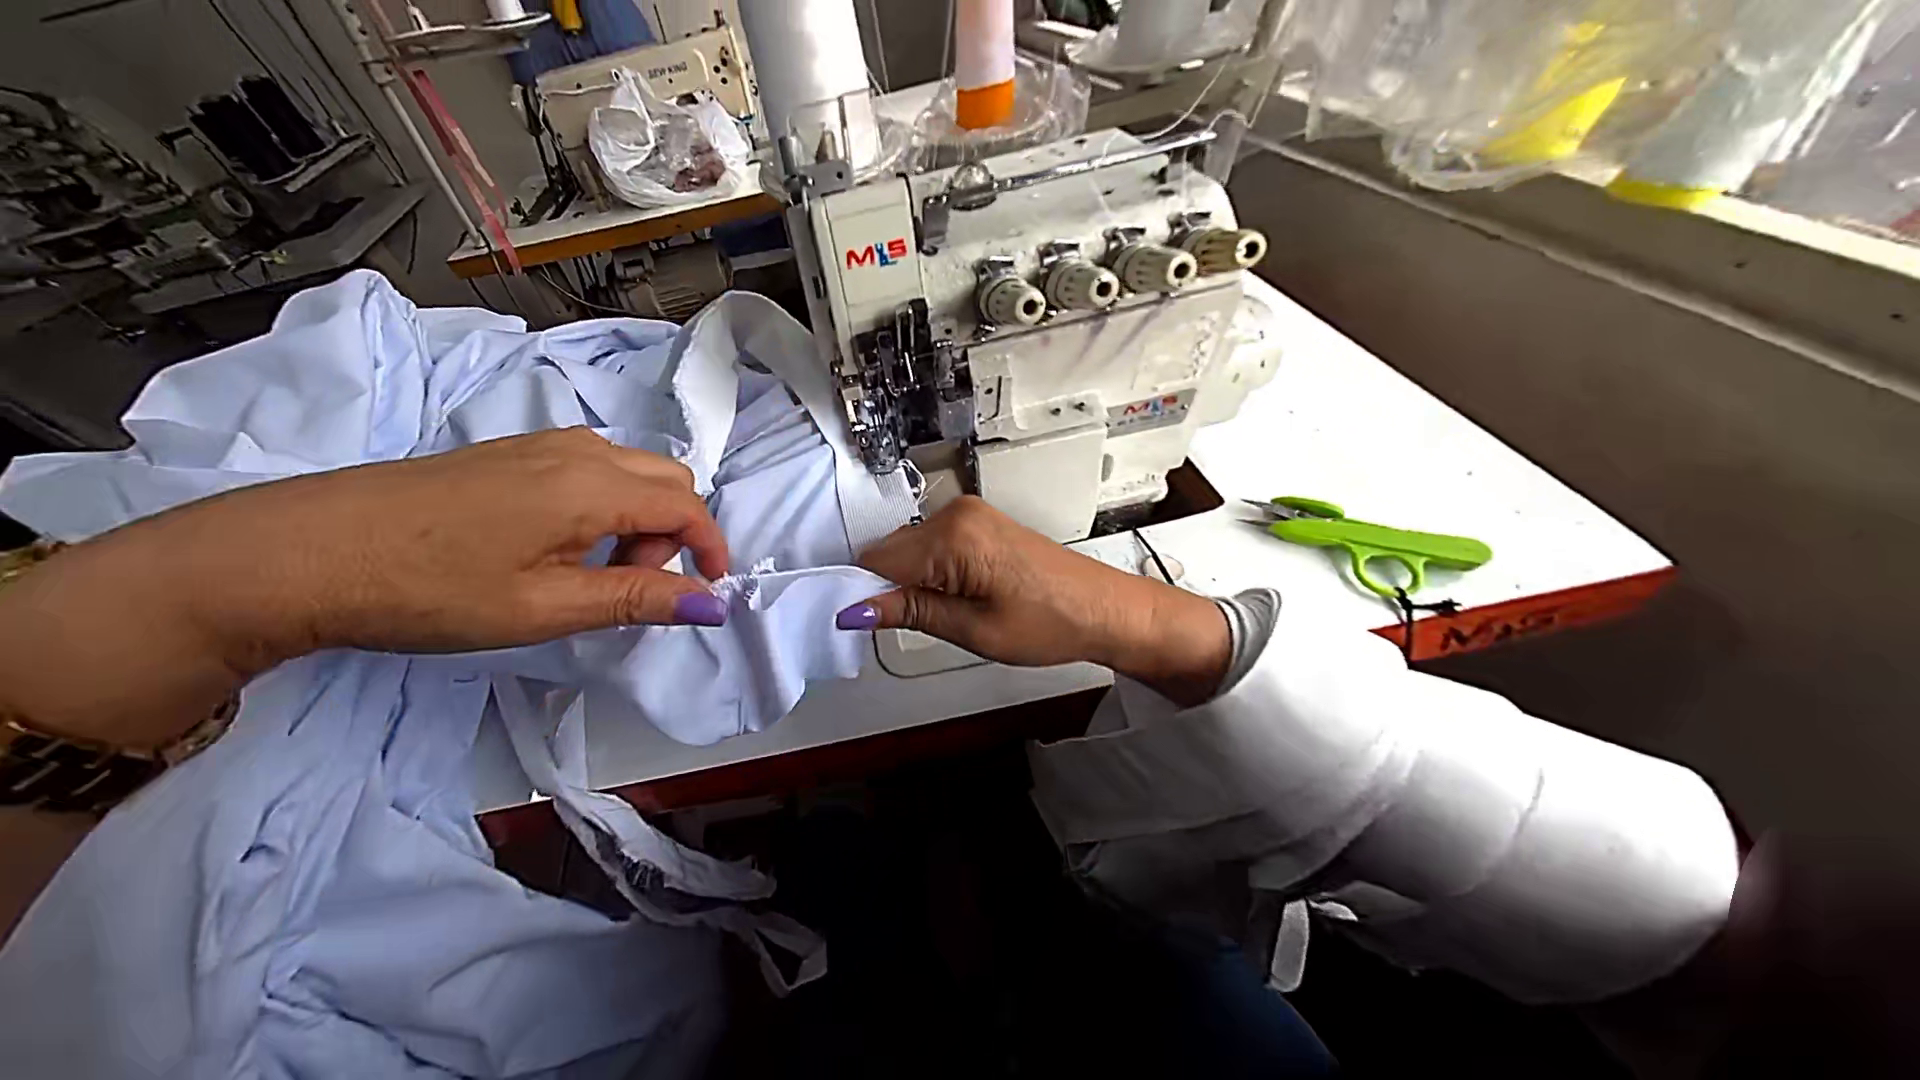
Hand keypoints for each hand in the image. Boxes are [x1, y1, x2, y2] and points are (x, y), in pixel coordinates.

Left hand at [0, 429, 729, 746]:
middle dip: (674, 533)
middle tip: (634, 583)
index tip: (708, 591)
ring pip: (633, 470)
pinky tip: (558, 542)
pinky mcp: (511, 451)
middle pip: (668, 480)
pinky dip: (607, 503)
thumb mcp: (547, 607)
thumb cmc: (432, 589)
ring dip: (640, 518)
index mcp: (593, 486)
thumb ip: (638, 599)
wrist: (300, 554)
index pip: (686, 506)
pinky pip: (594, 466)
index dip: (711, 548)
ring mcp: (541, 444)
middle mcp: (578, 451)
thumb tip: (712, 603)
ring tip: (592, 568)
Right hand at [837, 497, 1230, 704]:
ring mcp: (970, 514)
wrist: (1102, 609)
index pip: (876, 560)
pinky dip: (929, 570)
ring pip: (909, 547)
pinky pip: (932, 542)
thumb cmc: (1052, 622)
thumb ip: (909, 612)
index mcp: (954, 536)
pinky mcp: (979, 522)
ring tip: (943, 613)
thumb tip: (856, 609)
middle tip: (911, 625)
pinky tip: (952, 596)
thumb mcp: (973, 630)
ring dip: (910, 580)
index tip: (857, 623)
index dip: (861, 594)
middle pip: (890, 550)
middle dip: (887, 588)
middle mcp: (958, 513)